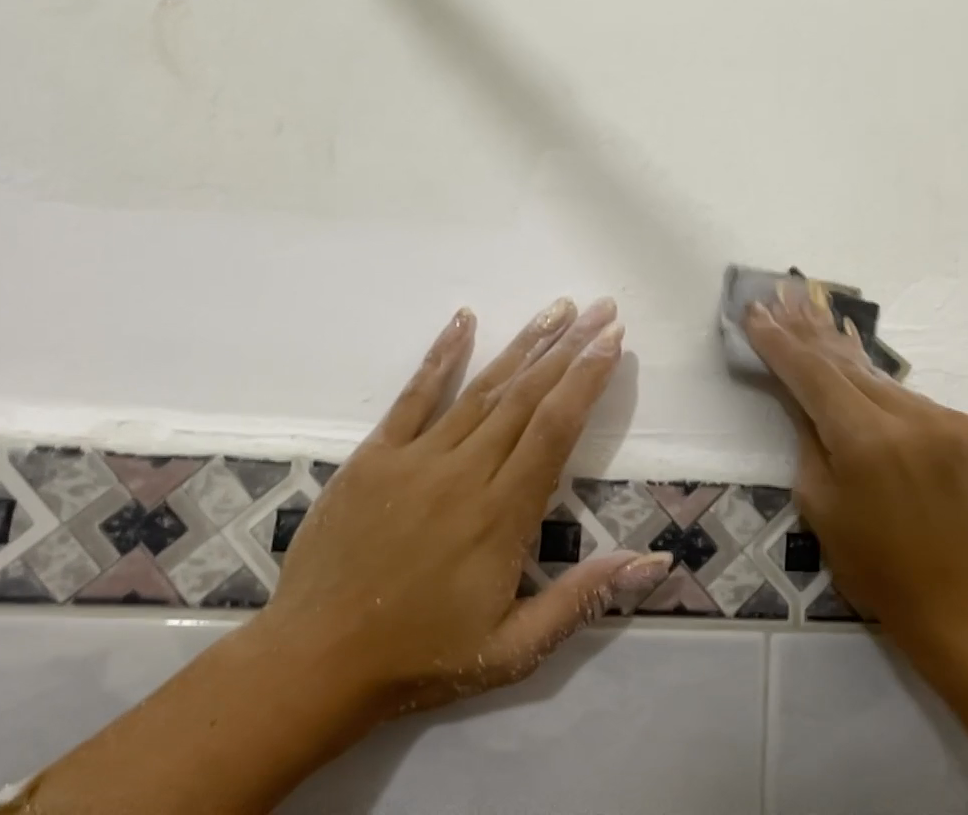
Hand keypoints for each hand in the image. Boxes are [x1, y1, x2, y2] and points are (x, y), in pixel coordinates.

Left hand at [253, 297, 672, 719]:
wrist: (316, 660)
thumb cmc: (422, 657)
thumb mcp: (514, 649)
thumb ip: (582, 598)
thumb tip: (652, 559)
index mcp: (502, 515)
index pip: (556, 429)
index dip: (588, 379)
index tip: (613, 340)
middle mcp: (464, 473)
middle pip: (527, 397)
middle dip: (569, 349)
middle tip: (601, 308)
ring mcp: (415, 458)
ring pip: (481, 389)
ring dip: (523, 345)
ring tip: (556, 309)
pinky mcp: (374, 456)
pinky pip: (413, 395)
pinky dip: (441, 355)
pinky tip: (464, 319)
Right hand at [742, 289, 967, 642]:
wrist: (959, 601)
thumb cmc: (872, 566)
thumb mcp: (819, 504)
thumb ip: (809, 438)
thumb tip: (799, 395)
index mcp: (866, 442)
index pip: (811, 375)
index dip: (780, 344)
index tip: (755, 313)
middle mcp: (910, 417)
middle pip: (846, 364)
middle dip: (808, 333)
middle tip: (781, 297)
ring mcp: (944, 418)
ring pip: (877, 379)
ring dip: (841, 356)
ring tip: (811, 317)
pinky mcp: (965, 427)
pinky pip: (905, 399)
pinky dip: (874, 389)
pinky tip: (852, 369)